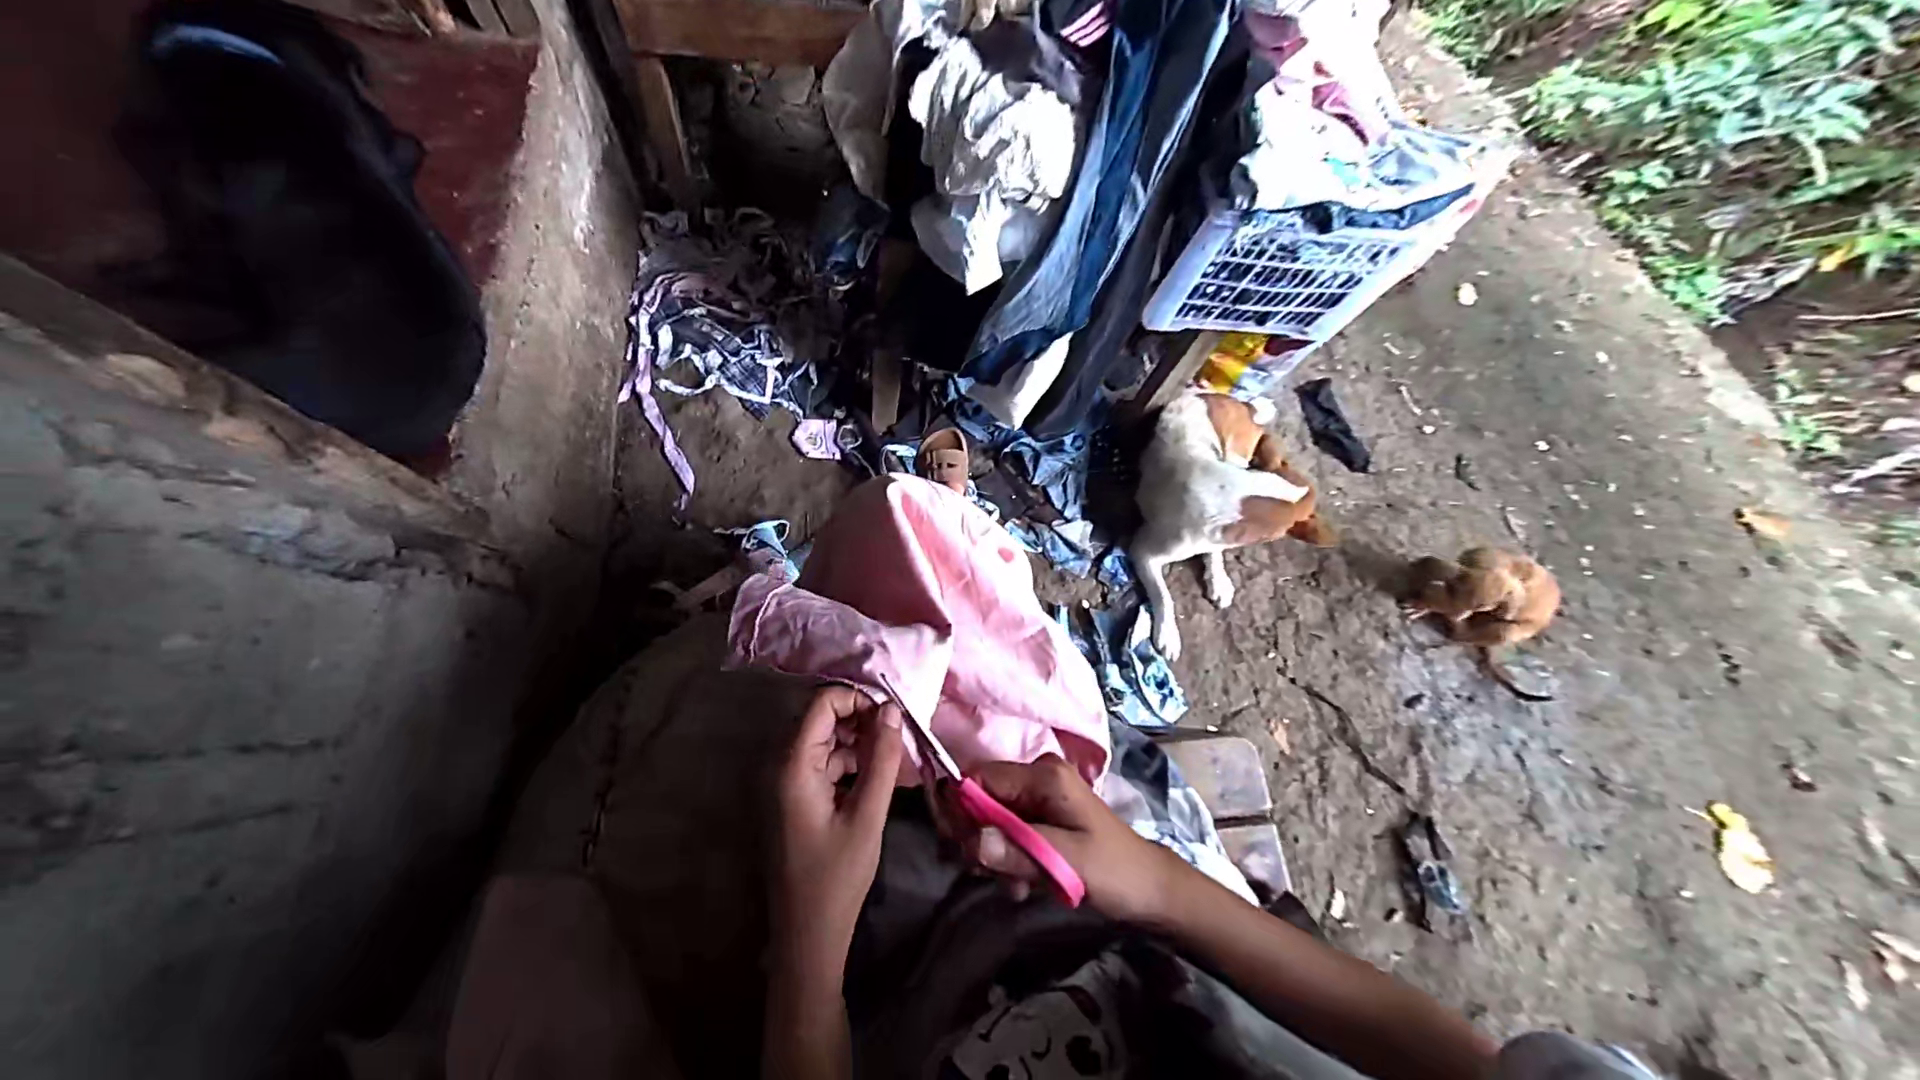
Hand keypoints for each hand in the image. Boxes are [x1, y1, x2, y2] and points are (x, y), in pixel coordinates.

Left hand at [770, 685, 904, 972]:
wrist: (807, 937)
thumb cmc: (837, 877)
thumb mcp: (867, 815)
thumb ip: (882, 759)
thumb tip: (892, 710)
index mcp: (793, 765)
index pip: (822, 704)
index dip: (858, 700)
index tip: (891, 718)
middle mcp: (782, 766)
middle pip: (822, 719)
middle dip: (861, 721)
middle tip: (897, 739)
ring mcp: (785, 783)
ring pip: (824, 741)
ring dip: (858, 743)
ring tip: (893, 761)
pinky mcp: (794, 799)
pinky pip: (822, 764)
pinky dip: (849, 764)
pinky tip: (875, 779)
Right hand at [964, 754, 1193, 925]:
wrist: (1151, 889)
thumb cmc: (1114, 872)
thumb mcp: (1067, 863)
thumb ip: (1019, 850)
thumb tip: (971, 841)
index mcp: (1044, 776)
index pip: (978, 776)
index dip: (961, 809)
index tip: (963, 848)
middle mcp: (1037, 776)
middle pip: (979, 795)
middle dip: (977, 836)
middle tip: (992, 874)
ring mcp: (1038, 794)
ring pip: (988, 816)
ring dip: (991, 852)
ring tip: (1014, 884)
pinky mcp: (1040, 814)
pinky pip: (1004, 828)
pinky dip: (1004, 855)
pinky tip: (1020, 883)